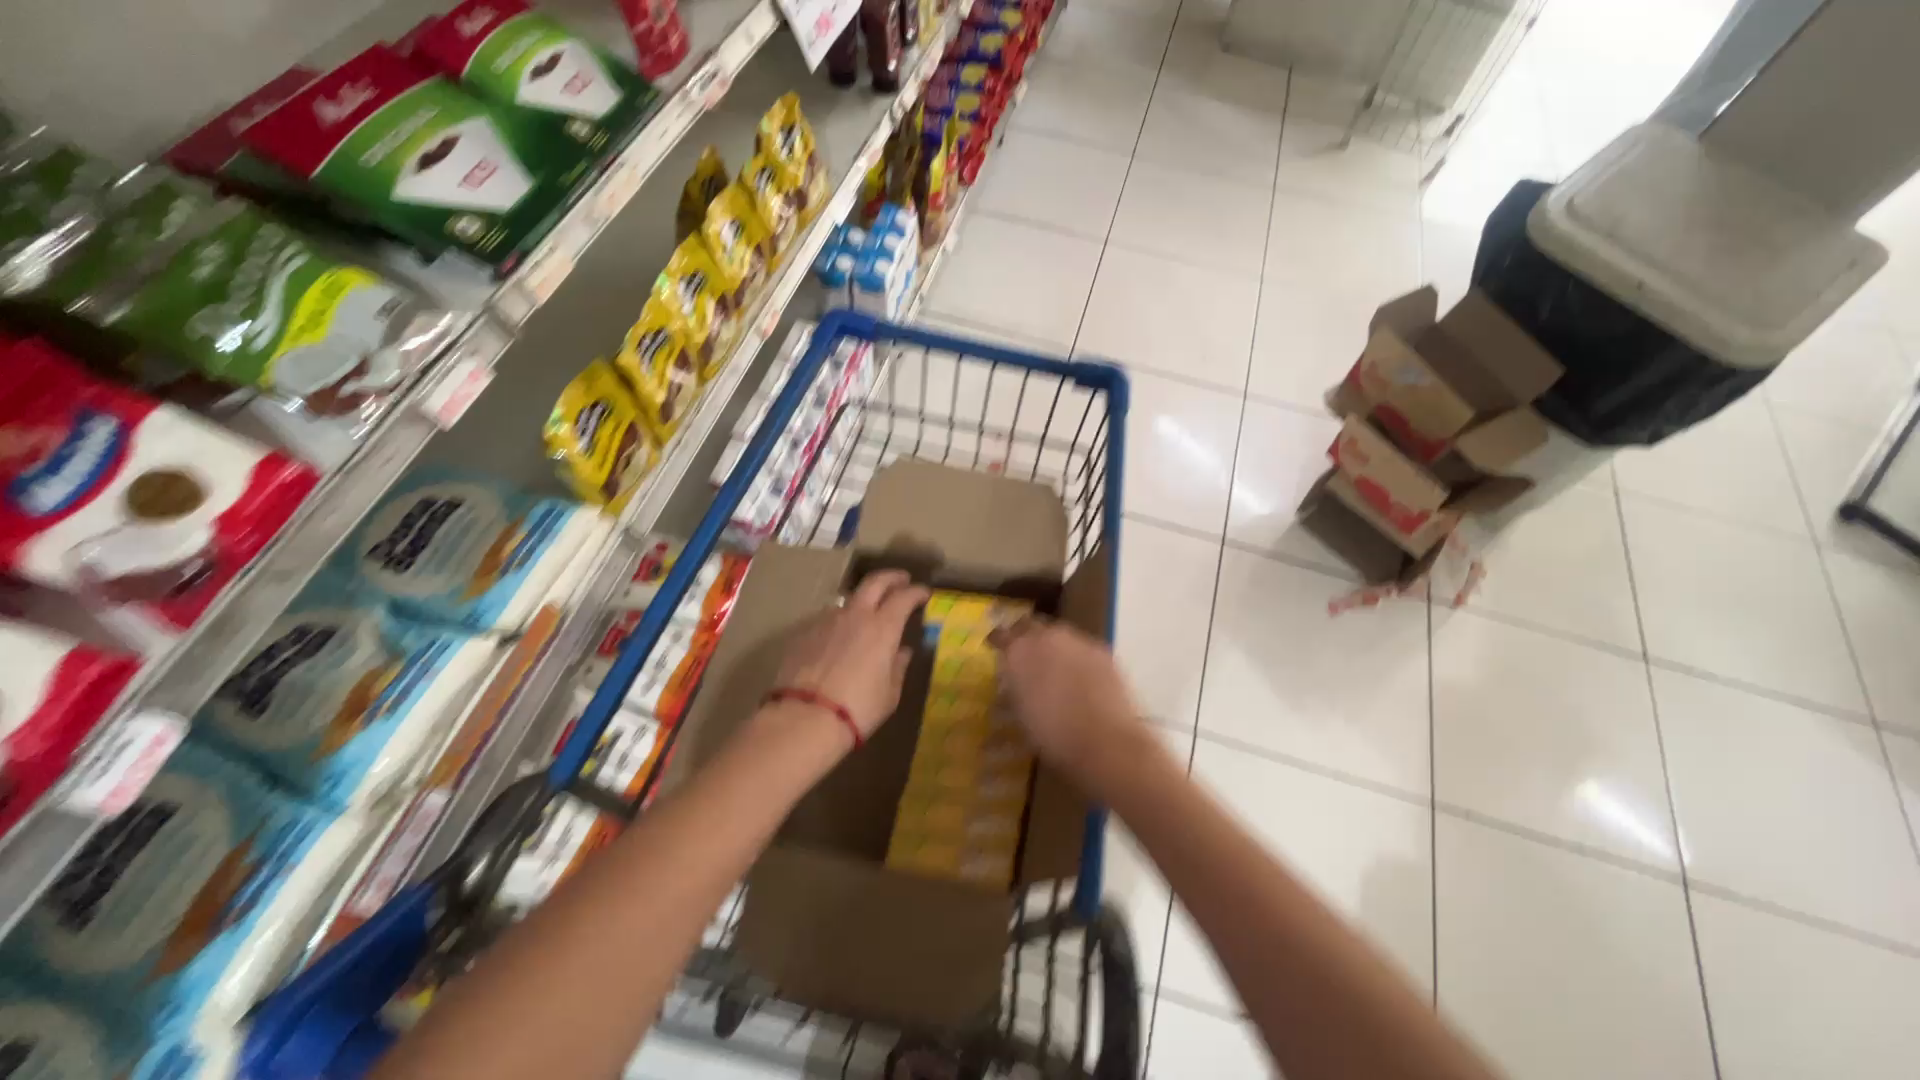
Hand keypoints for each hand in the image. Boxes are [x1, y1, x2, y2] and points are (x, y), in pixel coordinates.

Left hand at [772, 569, 928, 741]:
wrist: (805, 718)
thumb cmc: (858, 709)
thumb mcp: (889, 694)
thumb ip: (898, 667)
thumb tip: (902, 652)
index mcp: (883, 628)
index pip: (904, 598)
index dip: (916, 592)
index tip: (924, 593)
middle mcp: (855, 616)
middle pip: (874, 582)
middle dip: (891, 577)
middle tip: (901, 580)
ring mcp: (826, 621)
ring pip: (848, 600)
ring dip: (861, 601)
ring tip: (866, 614)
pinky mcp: (804, 633)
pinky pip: (827, 620)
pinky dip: (839, 622)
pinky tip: (838, 638)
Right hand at [990, 616, 1148, 774]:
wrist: (1104, 740)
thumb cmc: (1051, 735)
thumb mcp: (1020, 715)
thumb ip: (1014, 690)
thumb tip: (1014, 685)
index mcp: (1018, 652)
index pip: (1001, 635)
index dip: (998, 642)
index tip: (996, 648)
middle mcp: (1046, 638)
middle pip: (1030, 625)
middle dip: (1025, 635)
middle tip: (1025, 652)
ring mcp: (1077, 640)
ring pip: (1059, 634)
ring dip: (1054, 645)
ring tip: (1056, 667)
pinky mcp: (1102, 651)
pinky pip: (1083, 647)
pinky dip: (1078, 658)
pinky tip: (1083, 677)